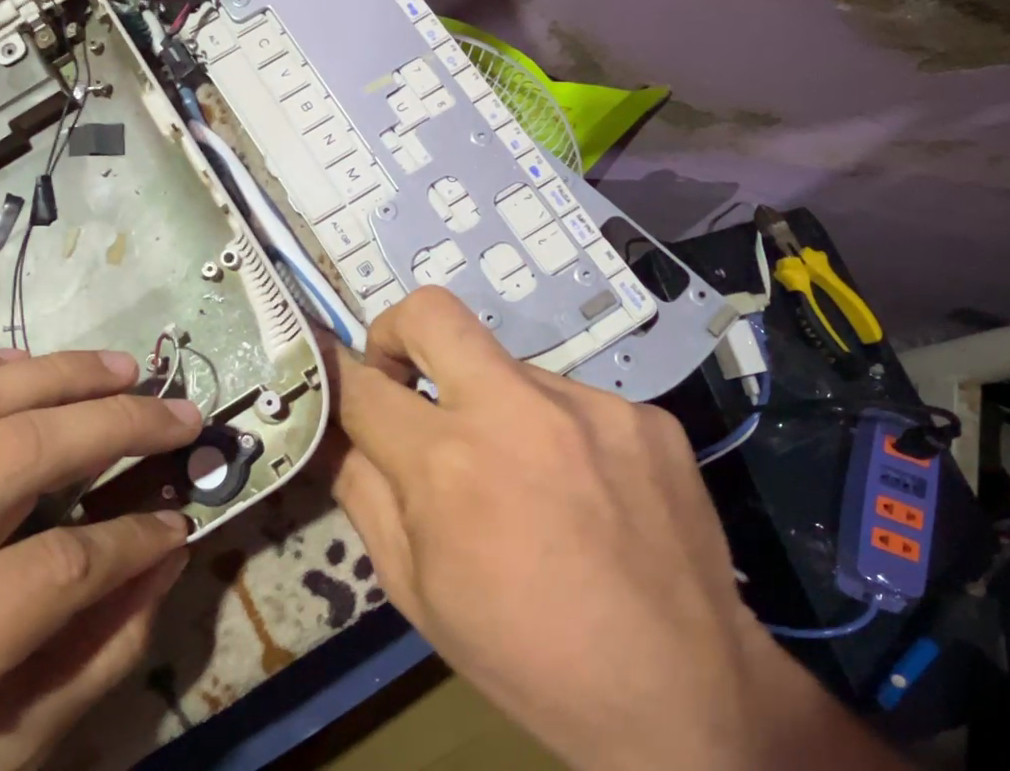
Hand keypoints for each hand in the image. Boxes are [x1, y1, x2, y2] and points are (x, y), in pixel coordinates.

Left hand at [0, 348, 204, 770]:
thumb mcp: (10, 753)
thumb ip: (99, 656)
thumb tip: (167, 556)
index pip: (56, 566)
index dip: (136, 539)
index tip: (182, 524)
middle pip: (13, 455)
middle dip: (113, 424)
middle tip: (180, 415)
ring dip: (52, 374)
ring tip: (120, 370)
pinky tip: (21, 364)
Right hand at [330, 288, 903, 770]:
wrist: (681, 698)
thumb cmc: (523, 655)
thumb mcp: (414, 590)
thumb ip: (363, 494)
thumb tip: (338, 433)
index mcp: (447, 464)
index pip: (360, 384)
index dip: (331, 375)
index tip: (328, 375)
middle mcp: (516, 411)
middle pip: (430, 312)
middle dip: (394, 334)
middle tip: (403, 383)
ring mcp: (592, 406)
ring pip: (507, 365)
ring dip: (489, 403)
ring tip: (520, 475)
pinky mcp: (647, 416)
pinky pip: (572, 400)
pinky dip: (554, 430)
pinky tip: (579, 490)